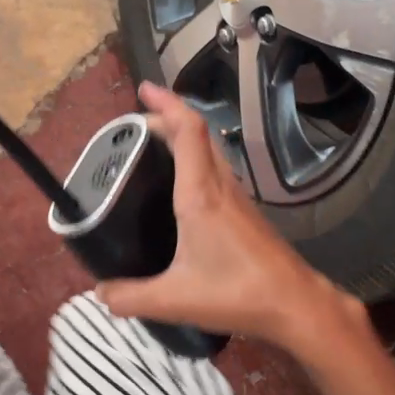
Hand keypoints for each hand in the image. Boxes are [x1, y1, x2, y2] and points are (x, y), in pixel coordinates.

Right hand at [97, 83, 374, 362]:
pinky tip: (183, 185)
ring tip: (155, 145)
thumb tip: (99, 293)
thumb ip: (130, 298)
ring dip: (184, 137)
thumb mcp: (173, 300)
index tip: (144, 89)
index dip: (166, 103)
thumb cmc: (236, 293)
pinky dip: (196, 160)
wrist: (295, 305)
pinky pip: (217, 170)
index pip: (187, 131)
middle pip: (198, 133)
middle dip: (168, 117)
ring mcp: (237, 198)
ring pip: (210, 150)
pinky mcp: (246, 213)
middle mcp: (220, 186)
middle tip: (137, 122)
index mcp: (199, 194)